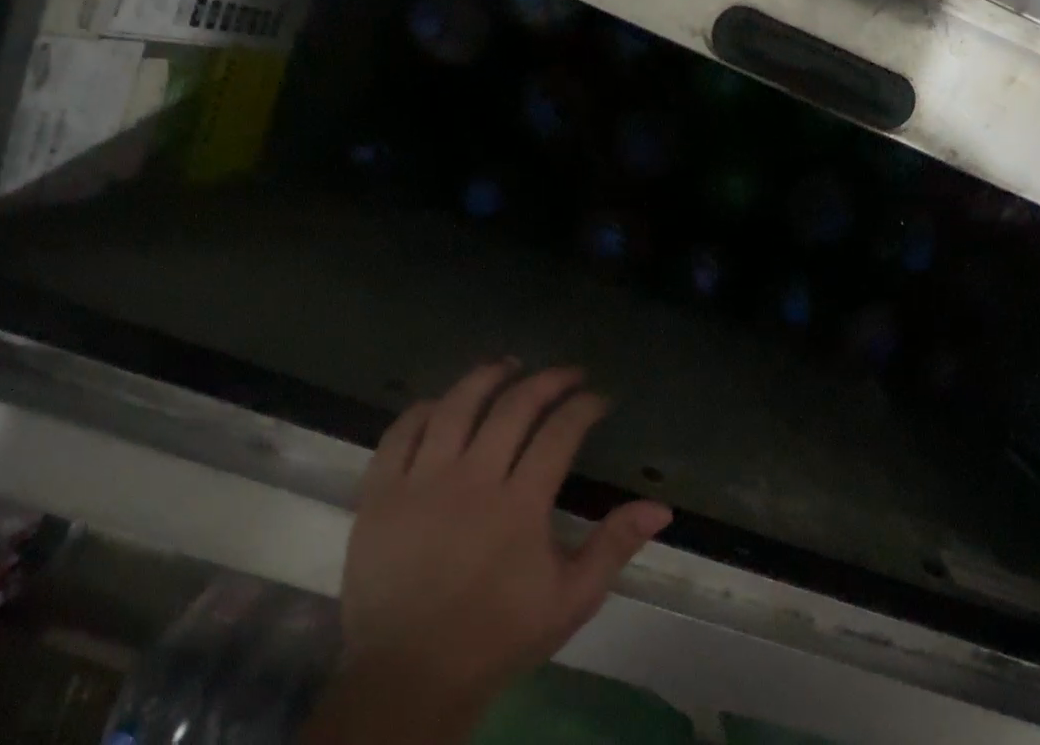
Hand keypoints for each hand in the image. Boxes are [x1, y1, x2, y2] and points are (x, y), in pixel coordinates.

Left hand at [305, 359, 671, 744]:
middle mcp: (470, 480)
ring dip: (485, 377)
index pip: (559, 432)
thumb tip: (661, 507)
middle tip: (567, 374)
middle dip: (547, 381)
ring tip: (508, 365)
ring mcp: (419, 483)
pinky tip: (444, 403)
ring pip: (454, 407)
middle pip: (512, 408)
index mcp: (519, 505)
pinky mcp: (379, 494)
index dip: (584, 406)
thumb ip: (614, 545)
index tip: (599, 398)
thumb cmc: (498, 636)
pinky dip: (425, 409)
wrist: (410, 674)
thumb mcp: (571, 598)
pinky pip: (399, 434)